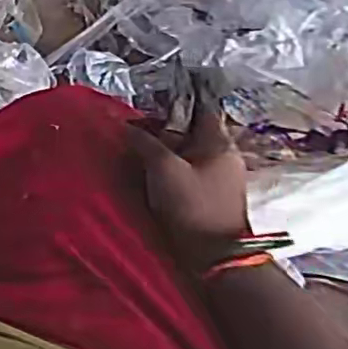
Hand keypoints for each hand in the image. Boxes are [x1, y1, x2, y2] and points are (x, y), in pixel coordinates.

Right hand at [126, 92, 249, 270]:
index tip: (153, 96)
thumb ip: (145, 142)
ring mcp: (215, 175)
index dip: (180, 100)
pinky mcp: (204, 191)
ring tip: (133, 142)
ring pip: (184, 149)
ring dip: (161, 145)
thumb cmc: (191, 203)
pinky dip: (164, 162)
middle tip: (133, 121)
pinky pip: (182, 167)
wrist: (211, 253)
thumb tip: (125, 126)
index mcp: (219, 145)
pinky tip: (144, 165)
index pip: (202, 111)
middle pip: (189, 130)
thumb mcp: (163, 168)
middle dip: (163, 125)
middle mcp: (222, 156)